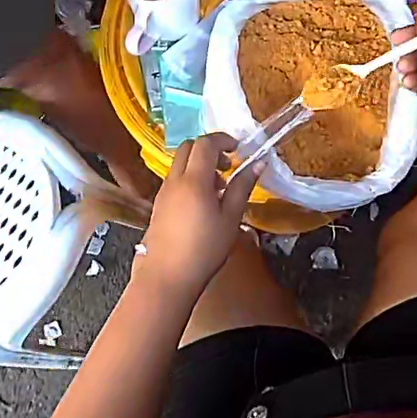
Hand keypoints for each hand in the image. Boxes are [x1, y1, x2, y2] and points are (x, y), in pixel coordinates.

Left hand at [135, 134, 260, 295]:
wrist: (166, 277)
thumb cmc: (204, 249)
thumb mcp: (231, 218)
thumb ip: (242, 187)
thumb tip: (258, 163)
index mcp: (194, 180)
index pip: (205, 143)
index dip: (223, 139)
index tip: (238, 149)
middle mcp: (175, 180)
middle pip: (188, 147)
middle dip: (210, 149)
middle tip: (228, 166)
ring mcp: (163, 192)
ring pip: (179, 163)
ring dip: (200, 165)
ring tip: (219, 189)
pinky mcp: (158, 205)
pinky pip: (174, 180)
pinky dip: (190, 179)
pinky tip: (203, 204)